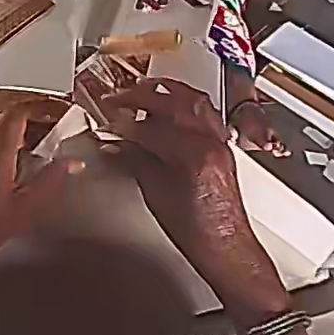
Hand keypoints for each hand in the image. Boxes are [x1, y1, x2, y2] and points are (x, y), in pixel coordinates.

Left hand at [0, 102, 81, 303]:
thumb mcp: (26, 207)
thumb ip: (52, 180)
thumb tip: (71, 164)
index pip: (17, 113)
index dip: (38, 106)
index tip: (53, 109)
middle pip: (8, 124)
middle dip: (32, 126)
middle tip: (52, 135)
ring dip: (17, 141)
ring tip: (36, 156)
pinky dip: (2, 153)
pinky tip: (12, 175)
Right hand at [108, 79, 289, 323]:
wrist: (225, 245)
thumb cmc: (196, 230)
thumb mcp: (156, 193)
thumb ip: (135, 161)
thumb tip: (117, 145)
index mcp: (192, 154)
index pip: (150, 127)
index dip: (124, 123)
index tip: (108, 121)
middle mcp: (210, 142)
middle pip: (175, 104)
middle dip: (142, 96)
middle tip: (119, 97)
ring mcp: (220, 142)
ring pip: (195, 102)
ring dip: (168, 92)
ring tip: (146, 89)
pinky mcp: (223, 147)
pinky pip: (206, 114)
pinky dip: (187, 104)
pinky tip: (173, 108)